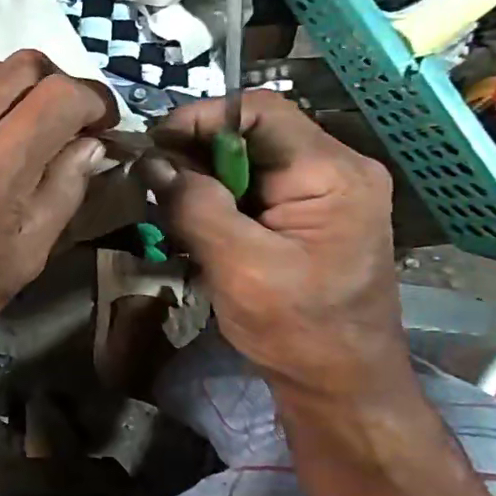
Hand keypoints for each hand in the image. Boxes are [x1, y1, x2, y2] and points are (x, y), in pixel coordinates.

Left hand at [0, 50, 116, 392]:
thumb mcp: (32, 249)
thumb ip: (67, 185)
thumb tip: (91, 143)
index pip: (58, 96)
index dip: (94, 101)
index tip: (103, 124)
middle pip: (25, 65)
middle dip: (62, 83)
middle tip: (74, 119)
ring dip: (27, 88)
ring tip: (39, 125)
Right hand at [140, 92, 411, 404]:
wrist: (343, 383)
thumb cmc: (298, 329)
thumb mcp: (239, 266)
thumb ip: (195, 206)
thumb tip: (152, 162)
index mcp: (332, 173)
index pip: (260, 112)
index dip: (201, 117)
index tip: (155, 145)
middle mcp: (337, 168)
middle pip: (255, 132)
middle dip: (198, 150)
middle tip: (154, 177)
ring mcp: (328, 190)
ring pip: (252, 158)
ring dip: (206, 175)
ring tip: (169, 200)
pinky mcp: (313, 212)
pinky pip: (259, 184)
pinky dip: (222, 195)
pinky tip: (197, 219)